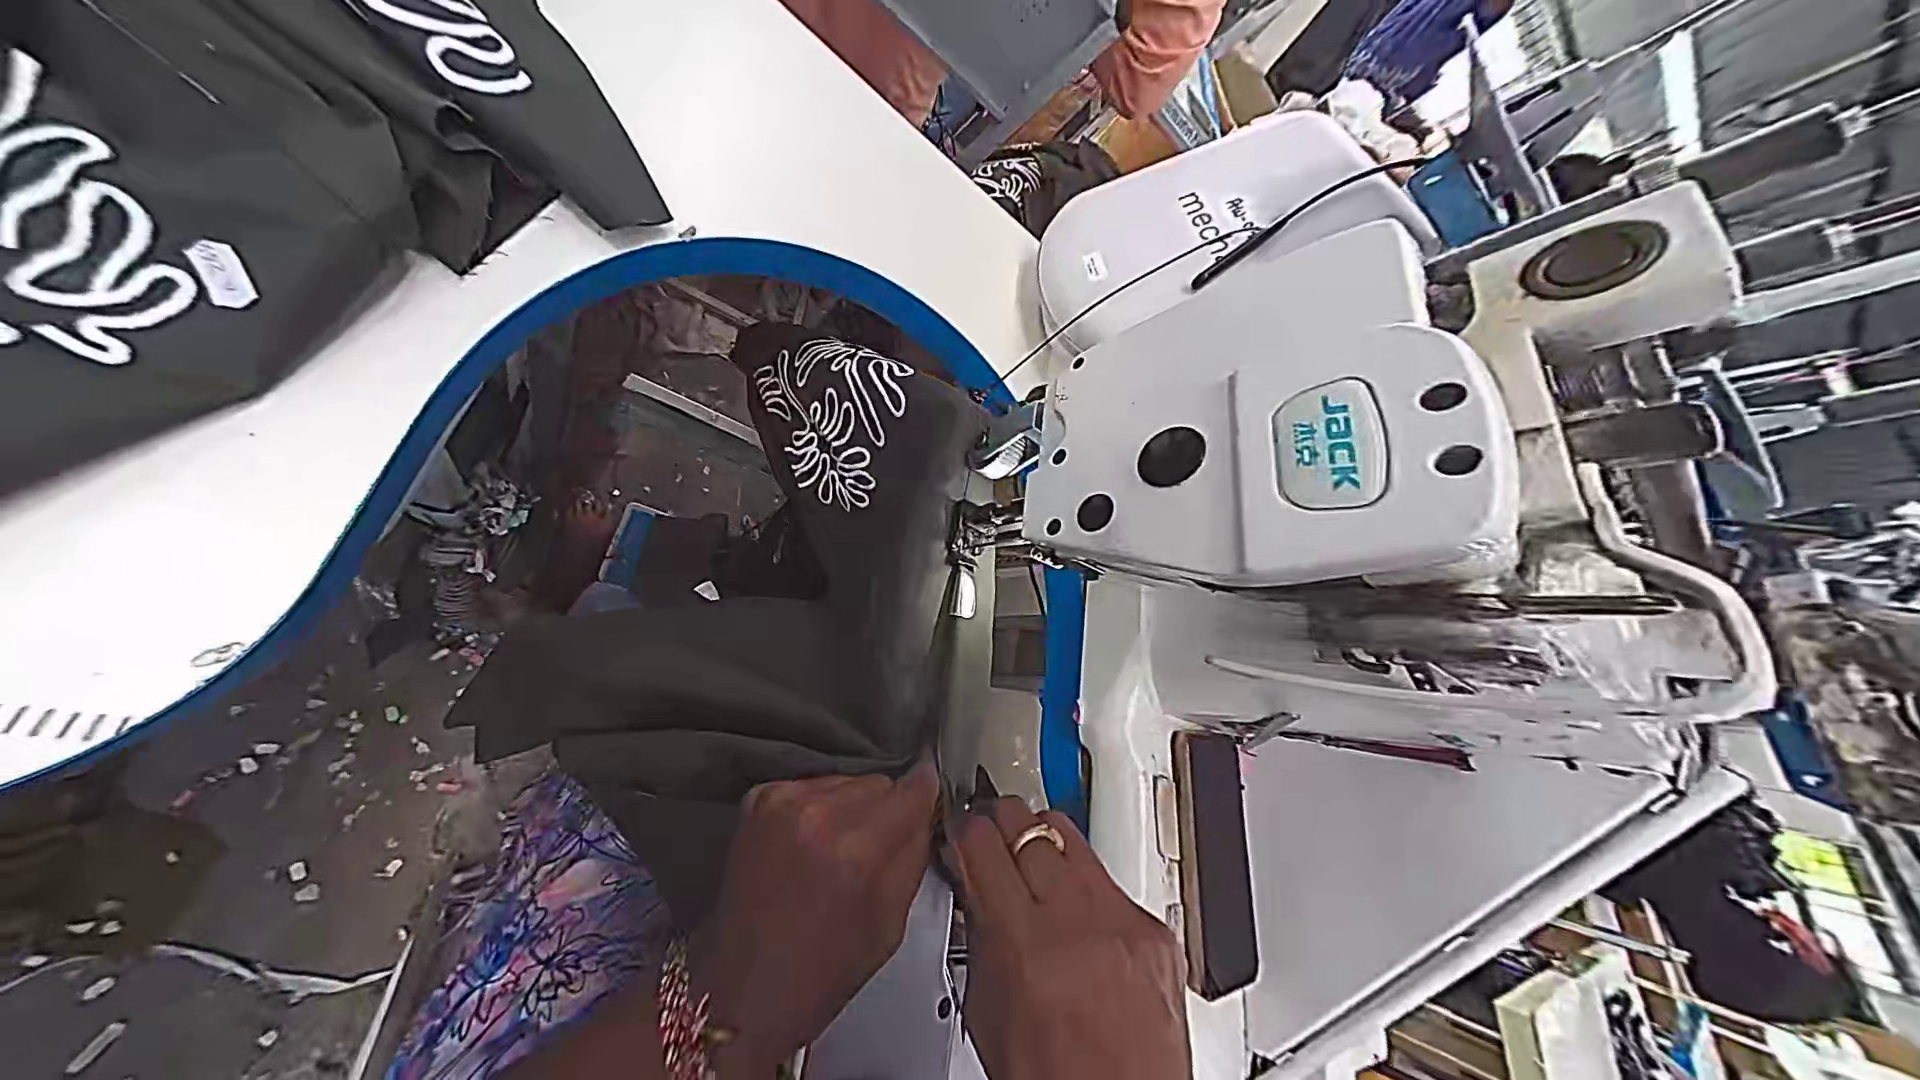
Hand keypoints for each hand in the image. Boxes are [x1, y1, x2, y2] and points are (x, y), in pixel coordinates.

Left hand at [692, 763, 939, 1073]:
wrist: (739, 988)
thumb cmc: (815, 972)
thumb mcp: (890, 924)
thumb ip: (915, 855)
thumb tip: (927, 811)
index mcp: (858, 851)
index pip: (915, 788)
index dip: (926, 796)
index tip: (928, 800)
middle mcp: (819, 815)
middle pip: (881, 781)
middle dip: (885, 810)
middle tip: (871, 850)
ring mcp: (784, 803)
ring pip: (848, 779)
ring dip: (851, 806)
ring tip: (835, 851)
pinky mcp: (760, 799)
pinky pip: (814, 785)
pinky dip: (818, 807)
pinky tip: (809, 844)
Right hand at [947, 798, 1190, 1079]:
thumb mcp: (986, 1009)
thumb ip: (978, 931)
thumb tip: (974, 876)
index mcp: (1024, 944)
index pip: (982, 843)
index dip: (965, 828)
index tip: (962, 829)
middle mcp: (1075, 921)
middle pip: (1024, 822)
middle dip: (999, 821)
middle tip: (991, 831)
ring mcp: (1119, 919)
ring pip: (1066, 831)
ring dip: (1040, 837)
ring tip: (1031, 857)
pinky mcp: (1152, 928)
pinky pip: (1106, 875)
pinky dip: (1082, 881)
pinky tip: (1074, 906)